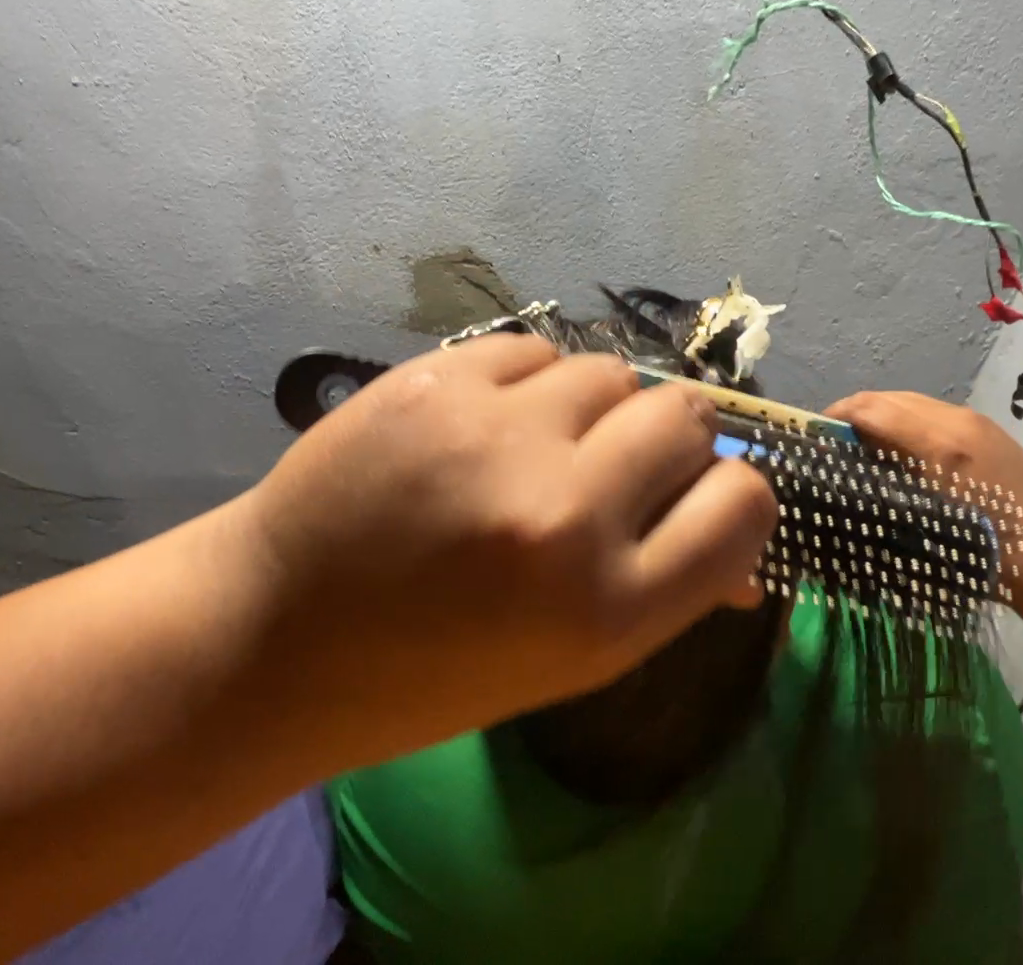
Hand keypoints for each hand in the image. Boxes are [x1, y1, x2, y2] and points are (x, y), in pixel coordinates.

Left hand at [237, 335, 777, 765]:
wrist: (277, 637)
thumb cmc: (437, 673)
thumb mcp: (572, 663)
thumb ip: (669, 591)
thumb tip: (745, 543)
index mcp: (609, 610)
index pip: (744, 506)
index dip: (734, 495)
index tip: (700, 498)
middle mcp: (564, 516)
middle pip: (685, 418)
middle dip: (667, 442)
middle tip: (616, 467)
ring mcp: (494, 439)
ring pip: (612, 374)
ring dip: (597, 410)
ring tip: (541, 446)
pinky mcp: (434, 383)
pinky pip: (536, 350)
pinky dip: (532, 383)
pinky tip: (490, 423)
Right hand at [823, 391, 1022, 626]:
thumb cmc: (989, 556)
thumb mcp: (925, 527)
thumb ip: (883, 488)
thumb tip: (844, 472)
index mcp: (940, 442)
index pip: (871, 408)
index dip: (835, 417)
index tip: (811, 437)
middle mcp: (957, 421)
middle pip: (890, 398)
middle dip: (854, 415)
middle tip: (831, 446)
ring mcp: (976, 424)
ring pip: (912, 404)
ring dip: (880, 419)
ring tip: (861, 450)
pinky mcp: (988, 434)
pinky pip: (933, 416)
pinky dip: (905, 425)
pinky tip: (900, 456)